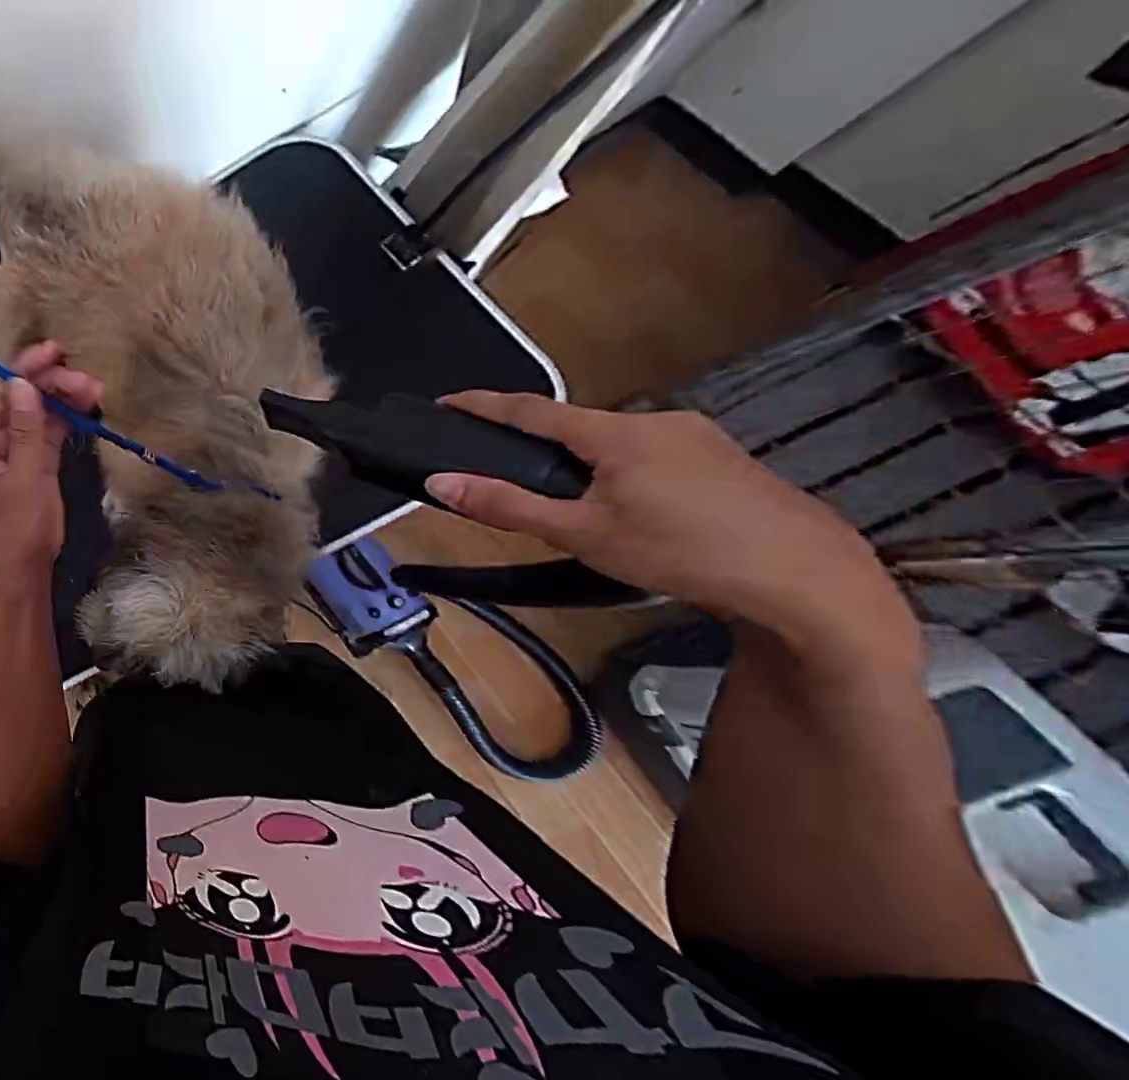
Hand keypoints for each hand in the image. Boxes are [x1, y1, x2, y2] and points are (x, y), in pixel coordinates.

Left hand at [0, 342, 102, 579]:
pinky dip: (66, 421)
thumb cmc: (19, 532)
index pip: (0, 392)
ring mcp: (15, 454)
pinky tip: (86, 410)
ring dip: (63, 400)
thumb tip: (23, 385)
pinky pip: (48, 433)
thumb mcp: (25, 480)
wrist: (25, 573)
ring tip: (94, 391)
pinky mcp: (34, 466)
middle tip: (87, 381)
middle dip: (51, 384)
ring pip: (38, 414)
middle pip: (21, 399)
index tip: (55, 353)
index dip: (26, 368)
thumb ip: (26, 432)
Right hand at [424, 392, 918, 664]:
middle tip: (516, 482)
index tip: (449, 402)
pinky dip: (623, 474)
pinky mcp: (720, 459)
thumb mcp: (581, 534)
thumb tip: (445, 483)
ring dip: (584, 466)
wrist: (803, 579)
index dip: (484, 404)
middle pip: (576, 426)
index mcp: (617, 433)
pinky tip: (634, 515)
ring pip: (615, 443)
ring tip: (581, 514)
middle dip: (540, 448)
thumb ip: (508, 505)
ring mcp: (696, 438)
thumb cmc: (685, 552)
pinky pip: (651, 456)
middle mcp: (658, 422)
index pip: (531, 409)